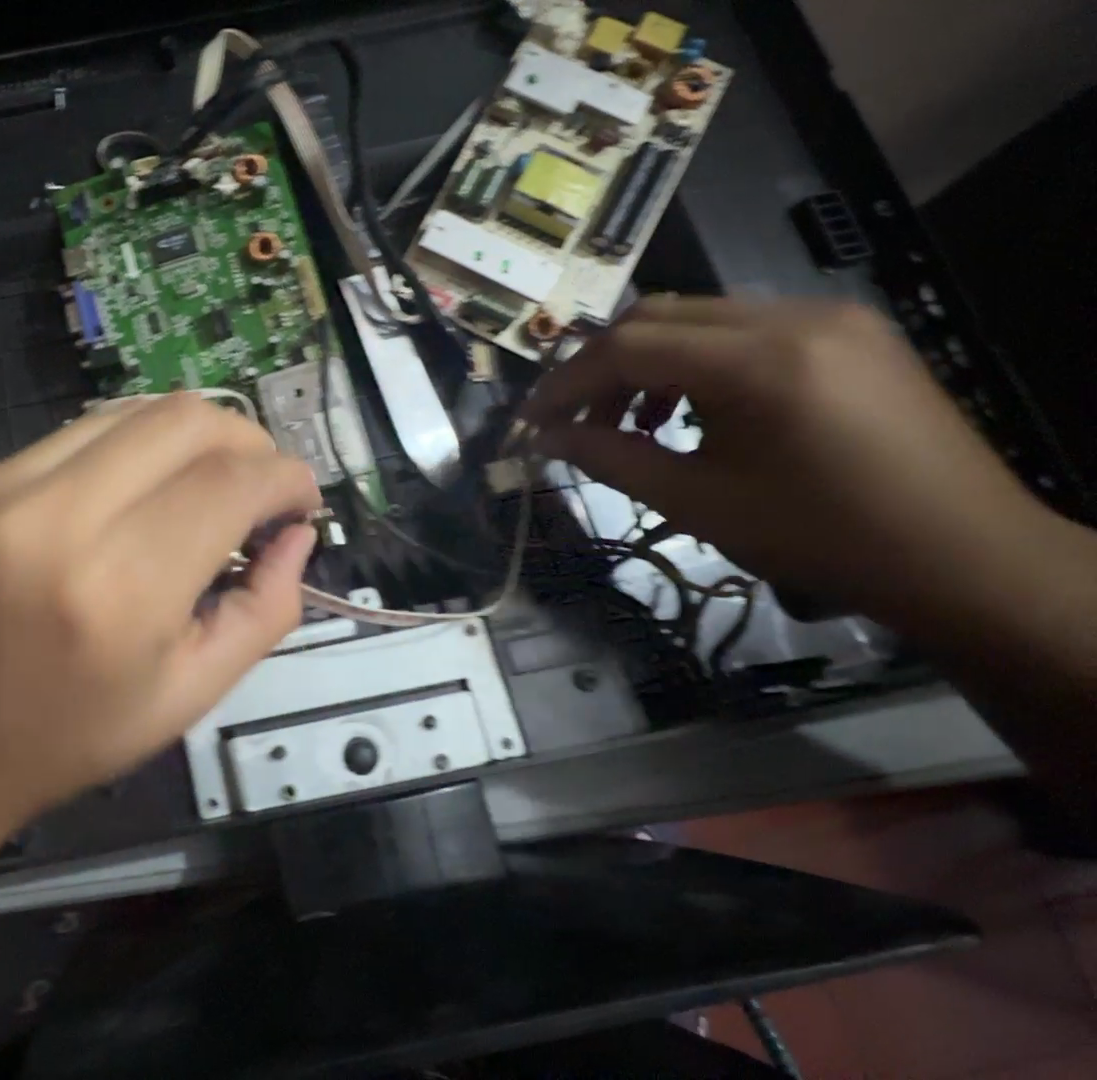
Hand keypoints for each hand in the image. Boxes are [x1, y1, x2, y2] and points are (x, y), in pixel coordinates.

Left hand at [0, 395, 319, 834]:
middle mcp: (59, 518)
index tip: (301, 504)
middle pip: (188, 420)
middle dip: (248, 443)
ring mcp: (8, 489)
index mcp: (119, 589)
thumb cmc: (68, 739)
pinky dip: (136, 447)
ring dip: (193, 438)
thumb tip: (295, 534)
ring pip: (136, 410)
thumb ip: (263, 610)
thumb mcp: (189, 696)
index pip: (231, 481)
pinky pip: (85, 431)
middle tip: (260, 493)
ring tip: (206, 490)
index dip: (286, 479)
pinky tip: (144, 493)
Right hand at [521, 297, 1047, 623]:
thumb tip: (546, 439)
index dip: (566, 383)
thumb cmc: (820, 538)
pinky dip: (697, 362)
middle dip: (601, 368)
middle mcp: (794, 317)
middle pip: (658, 316)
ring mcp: (830, 317)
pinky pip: (745, 328)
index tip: (531, 423)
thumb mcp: (698, 503)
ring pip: (700, 317)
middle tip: (573, 424)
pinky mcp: (849, 332)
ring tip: (631, 425)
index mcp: (760, 361)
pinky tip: (690, 410)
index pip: (628, 346)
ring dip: (647, 363)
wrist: (962, 555)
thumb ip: (611, 459)